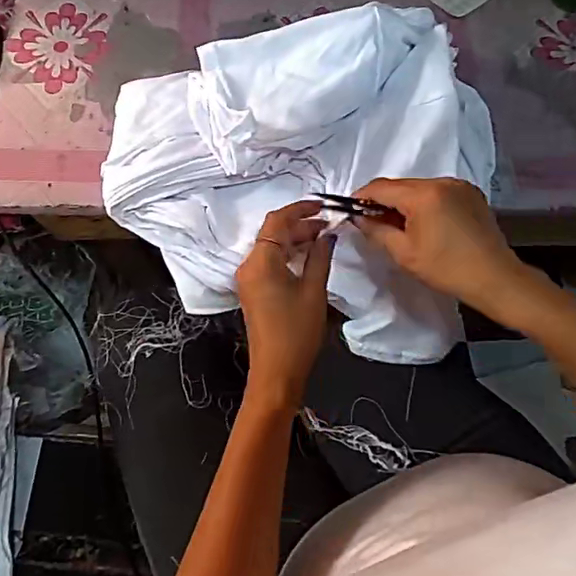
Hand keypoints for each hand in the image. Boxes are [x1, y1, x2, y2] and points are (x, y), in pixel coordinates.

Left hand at [235, 200, 335, 408]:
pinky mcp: (252, 290)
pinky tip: (308, 256)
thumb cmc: (297, 331)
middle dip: (299, 225)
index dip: (299, 209)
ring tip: (323, 238)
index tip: (322, 205)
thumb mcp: (314, 291)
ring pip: (270, 247)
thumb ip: (320, 257)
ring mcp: (248, 279)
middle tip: (328, 226)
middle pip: (272, 233)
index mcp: (260, 261)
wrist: (276, 371)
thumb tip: (327, 234)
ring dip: (294, 239)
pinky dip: (286, 254)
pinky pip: (268, 261)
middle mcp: (248, 265)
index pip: (277, 221)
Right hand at [352, 177, 565, 329]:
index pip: (380, 187)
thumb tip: (359, 217)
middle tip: (373, 223)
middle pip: (400, 185)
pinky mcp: (471, 194)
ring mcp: (459, 186)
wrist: (495, 279)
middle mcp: (442, 182)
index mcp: (423, 195)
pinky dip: (425, 203)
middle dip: (383, 201)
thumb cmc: (446, 268)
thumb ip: (376, 230)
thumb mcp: (403, 253)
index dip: (361, 197)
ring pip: (418, 188)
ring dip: (404, 202)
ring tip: (400, 227)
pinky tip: (424, 224)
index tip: (350, 210)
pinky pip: (437, 192)